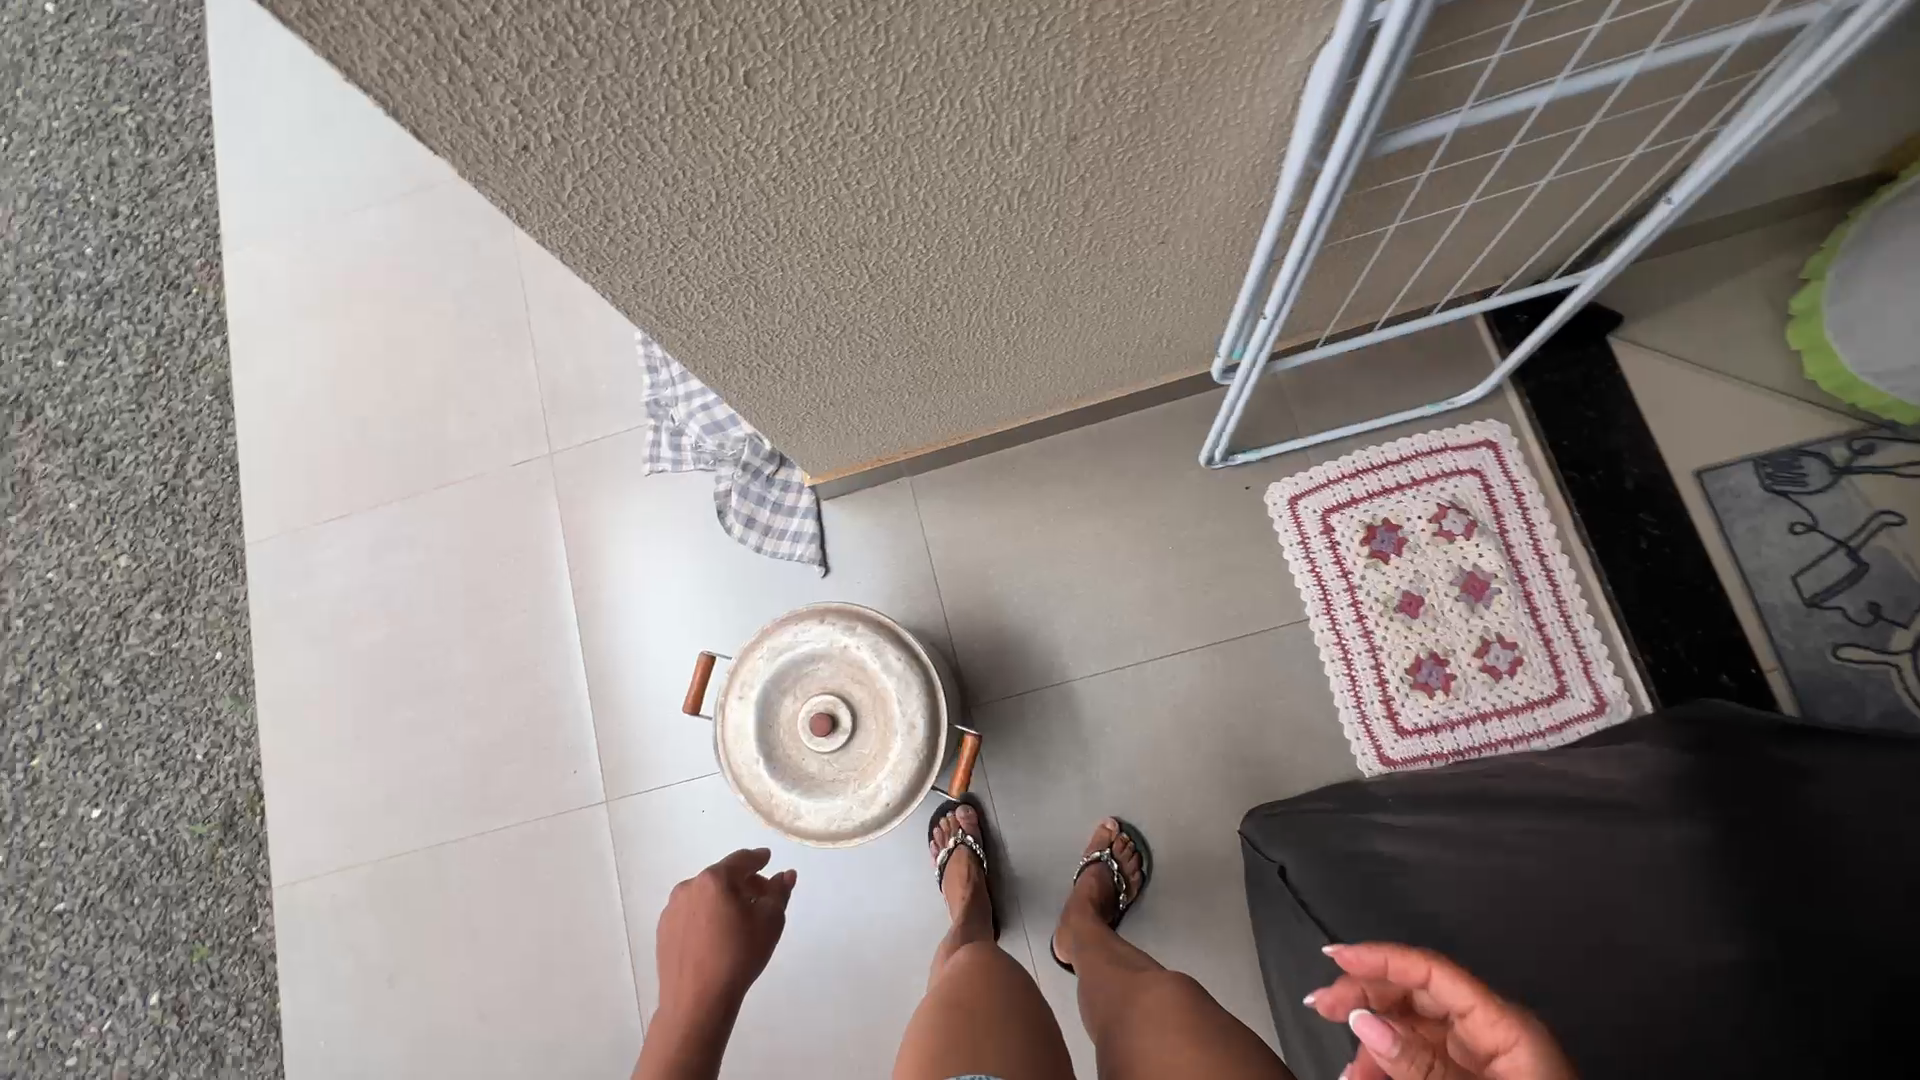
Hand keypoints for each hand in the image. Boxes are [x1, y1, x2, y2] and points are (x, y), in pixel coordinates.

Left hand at [655, 848, 796, 1015]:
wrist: (696, 1002)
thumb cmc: (738, 956)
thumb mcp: (771, 921)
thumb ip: (779, 892)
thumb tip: (785, 875)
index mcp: (715, 879)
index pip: (742, 859)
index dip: (758, 858)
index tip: (767, 859)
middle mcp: (689, 887)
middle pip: (723, 876)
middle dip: (744, 883)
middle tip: (761, 898)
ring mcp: (672, 910)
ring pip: (705, 895)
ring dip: (723, 899)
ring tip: (739, 921)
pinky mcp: (664, 931)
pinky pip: (691, 913)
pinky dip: (706, 916)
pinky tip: (716, 937)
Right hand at [1305, 943, 1575, 1079]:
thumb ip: (1422, 1064)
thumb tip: (1365, 1021)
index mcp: (1506, 1026)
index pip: (1432, 970)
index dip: (1380, 957)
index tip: (1335, 957)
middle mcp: (1493, 1033)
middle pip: (1414, 994)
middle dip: (1364, 1000)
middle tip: (1322, 1008)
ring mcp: (1484, 1058)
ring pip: (1411, 1028)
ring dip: (1372, 1044)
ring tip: (1349, 1074)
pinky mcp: (1475, 1077)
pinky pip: (1421, 1057)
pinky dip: (1389, 1064)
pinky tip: (1367, 1077)